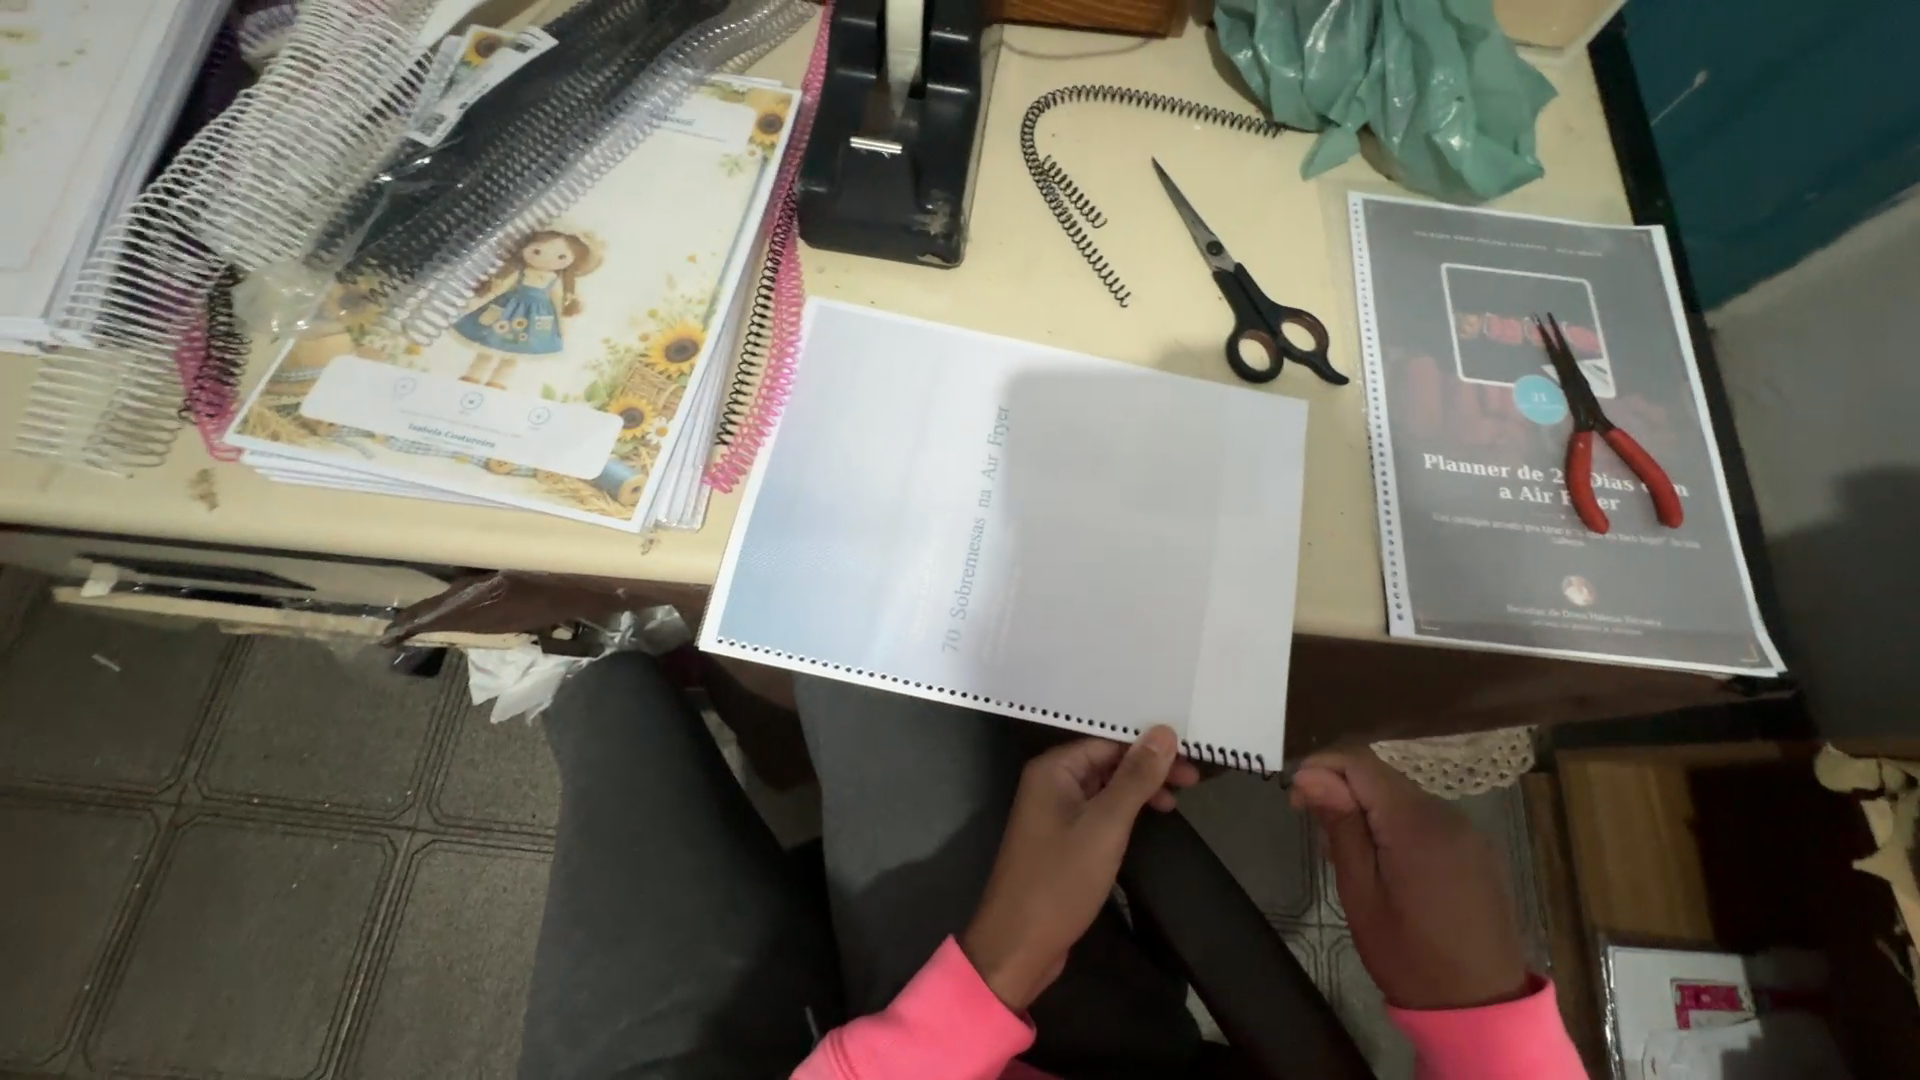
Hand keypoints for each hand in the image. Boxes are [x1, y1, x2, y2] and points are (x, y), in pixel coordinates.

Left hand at [961, 726, 1198, 1009]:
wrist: (1019, 944)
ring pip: (1103, 786)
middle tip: (1193, 779)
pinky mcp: (1061, 838)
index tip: (1190, 754)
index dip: (1148, 745)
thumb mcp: (1106, 825)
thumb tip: (1163, 732)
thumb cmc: (1061, 879)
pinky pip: (1097, 810)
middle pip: (1105, 760)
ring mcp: (1053, 811)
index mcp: (1053, 769)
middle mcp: (1050, 782)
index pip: (1107, 740)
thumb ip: (1135, 778)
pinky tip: (1149, 818)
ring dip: (1138, 789)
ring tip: (1176, 800)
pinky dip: (1124, 811)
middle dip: (1147, 767)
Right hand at [1292, 749, 1529, 1011]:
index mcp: (1418, 824)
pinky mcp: (1477, 849)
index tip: (1296, 801)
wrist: (1483, 1011)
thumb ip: (1340, 826)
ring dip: (1367, 809)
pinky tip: (1383, 861)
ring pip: (1401, 796)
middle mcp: (1449, 815)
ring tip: (1346, 853)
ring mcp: (1468, 832)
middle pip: (1382, 777)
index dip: (1321, 768)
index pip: (1360, 763)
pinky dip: (1394, 824)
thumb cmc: (1409, 955)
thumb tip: (1309, 774)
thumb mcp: (1360, 893)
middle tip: (1316, 832)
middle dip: (1341, 790)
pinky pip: (1424, 817)